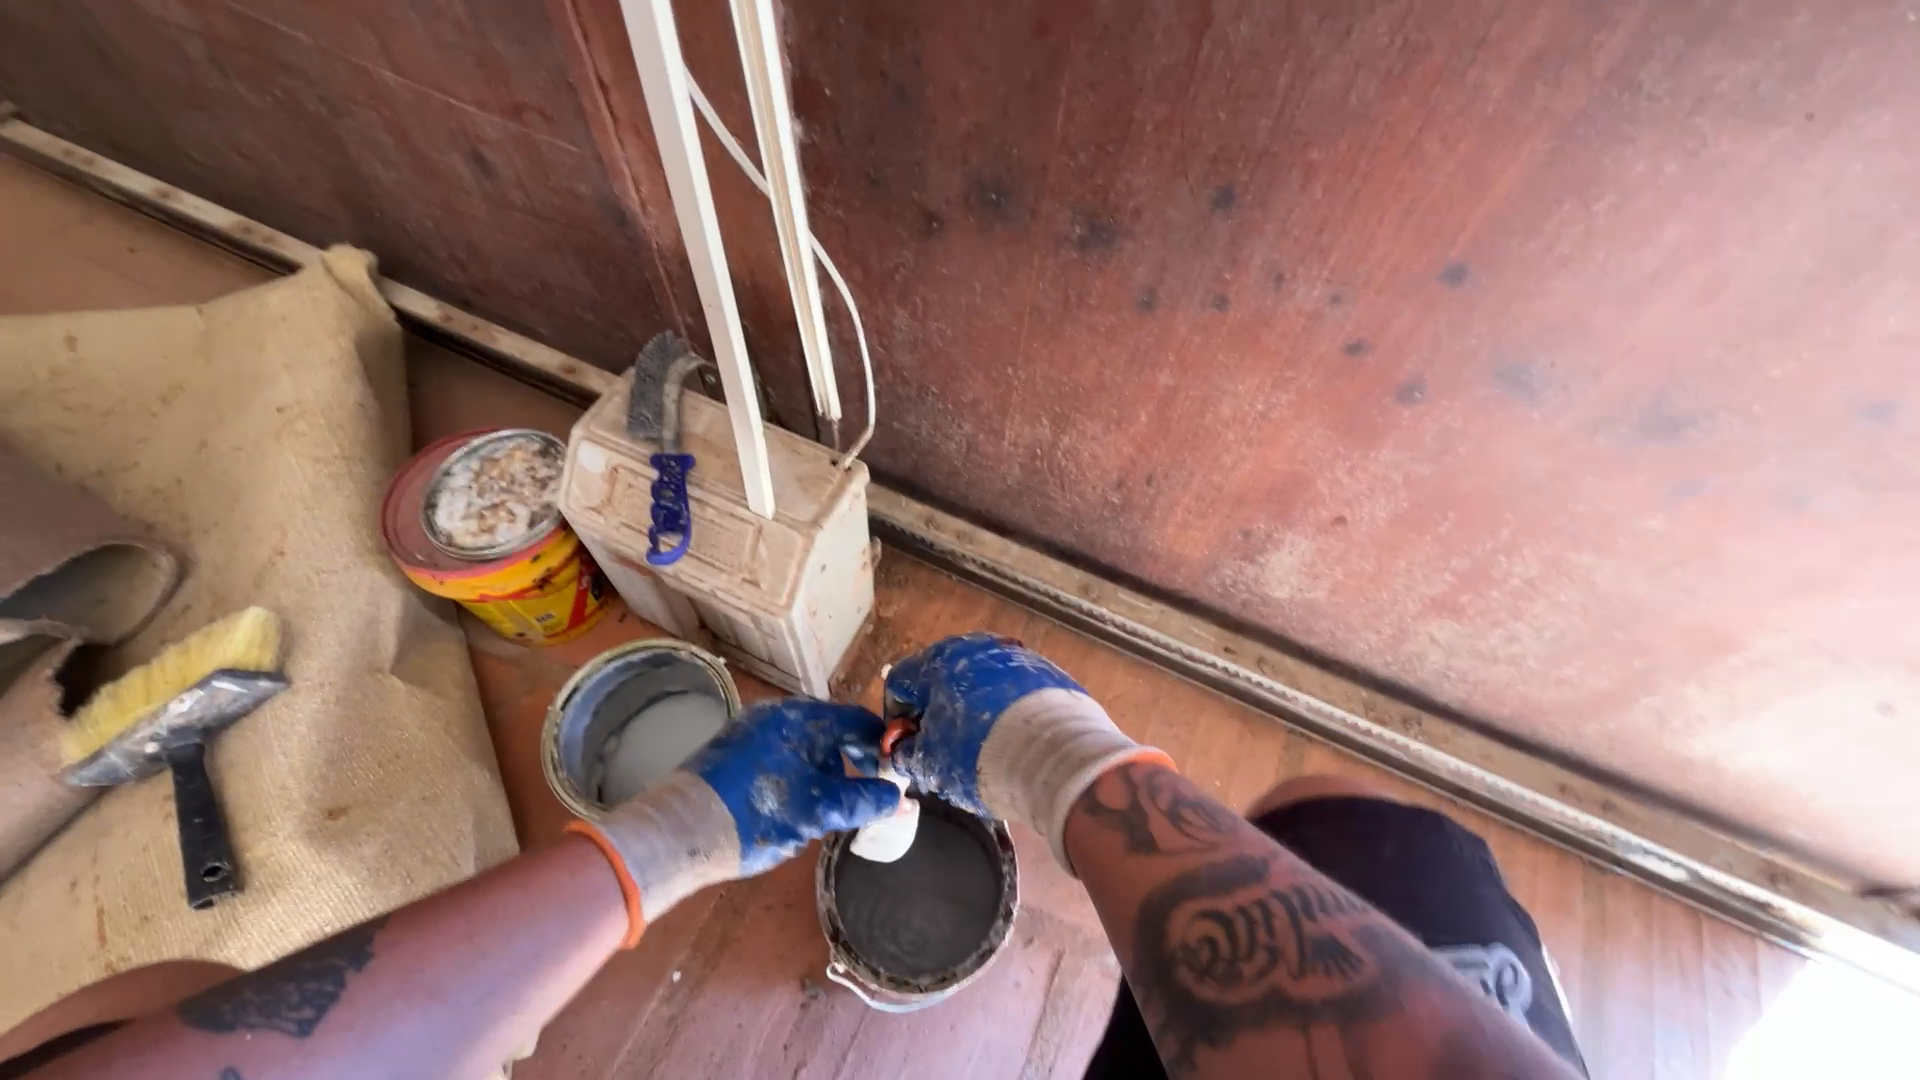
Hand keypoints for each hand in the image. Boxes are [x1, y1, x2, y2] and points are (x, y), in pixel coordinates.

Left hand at [681, 699, 902, 872]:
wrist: (674, 836)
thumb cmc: (753, 815)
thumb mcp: (816, 810)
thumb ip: (862, 801)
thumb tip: (899, 798)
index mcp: (795, 717)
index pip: (854, 719)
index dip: (879, 745)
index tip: (895, 773)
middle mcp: (773, 716)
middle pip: (830, 732)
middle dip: (853, 763)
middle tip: (866, 796)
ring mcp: (750, 734)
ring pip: (805, 748)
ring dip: (825, 774)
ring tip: (829, 810)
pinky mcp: (734, 756)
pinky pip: (782, 759)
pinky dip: (799, 779)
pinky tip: (796, 809)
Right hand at [883, 633, 1168, 870]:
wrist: (1056, 756)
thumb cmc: (978, 754)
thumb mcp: (929, 763)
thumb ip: (906, 754)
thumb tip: (902, 751)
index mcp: (937, 660)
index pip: (899, 683)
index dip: (897, 719)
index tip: (907, 748)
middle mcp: (974, 646)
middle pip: (941, 679)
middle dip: (936, 713)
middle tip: (942, 750)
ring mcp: (1015, 655)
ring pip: (979, 684)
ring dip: (972, 711)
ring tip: (982, 749)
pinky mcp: (1047, 672)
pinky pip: (1013, 691)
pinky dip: (1006, 711)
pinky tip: (1014, 740)